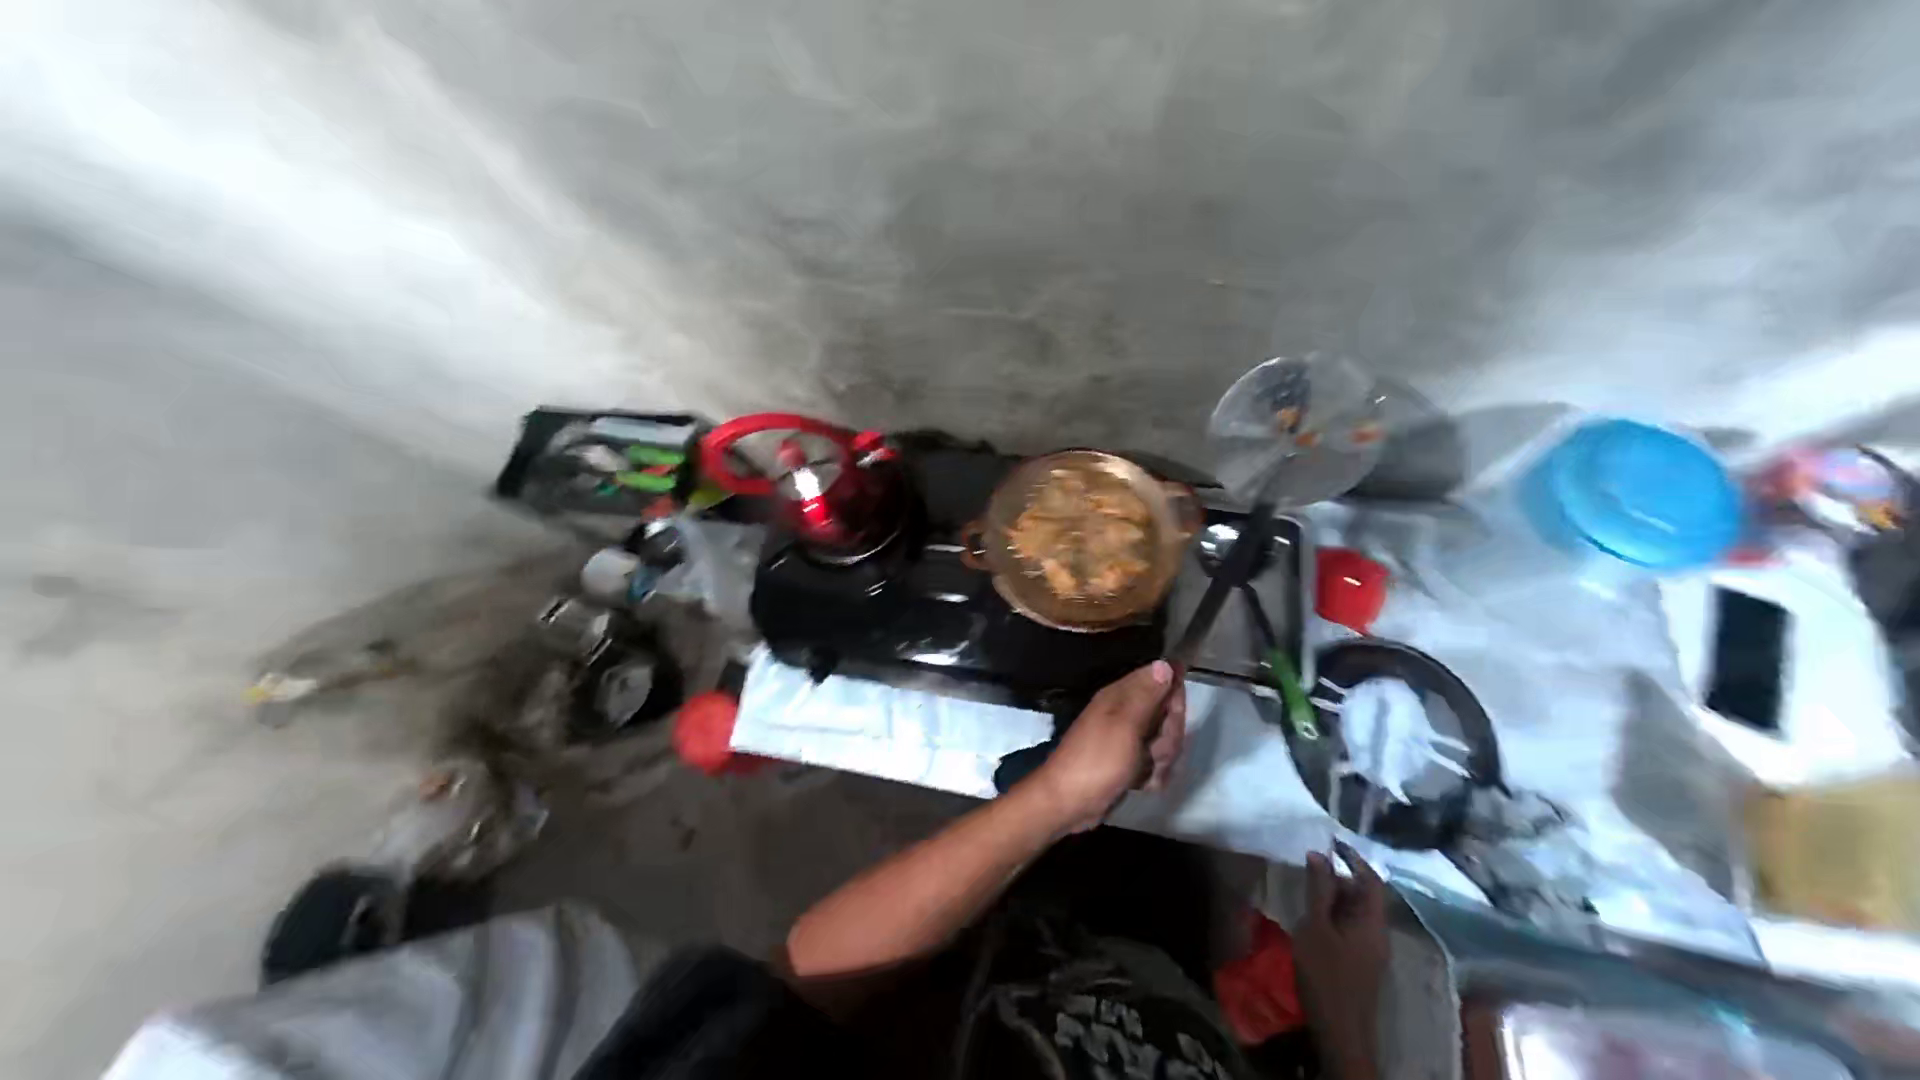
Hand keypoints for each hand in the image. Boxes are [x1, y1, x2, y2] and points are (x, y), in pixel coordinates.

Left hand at [1027, 661, 1185, 832]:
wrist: (1069, 803)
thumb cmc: (1097, 760)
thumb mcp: (1125, 725)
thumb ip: (1147, 694)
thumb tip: (1164, 662)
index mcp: (1121, 695)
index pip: (1161, 678)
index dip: (1174, 696)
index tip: (1172, 715)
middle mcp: (1125, 712)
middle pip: (1168, 713)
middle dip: (1169, 735)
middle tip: (1153, 749)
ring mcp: (1128, 738)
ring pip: (1165, 740)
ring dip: (1162, 759)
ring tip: (1145, 769)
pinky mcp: (1130, 761)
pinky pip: (1156, 762)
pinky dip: (1153, 775)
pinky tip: (1141, 784)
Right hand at [1296, 842, 1389, 1079]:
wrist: (1340, 1030)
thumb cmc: (1326, 974)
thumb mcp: (1316, 926)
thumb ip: (1318, 890)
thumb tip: (1319, 853)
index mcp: (1372, 923)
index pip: (1371, 880)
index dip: (1353, 858)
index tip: (1330, 840)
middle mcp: (1377, 933)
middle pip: (1364, 895)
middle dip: (1340, 875)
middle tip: (1310, 861)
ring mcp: (1370, 949)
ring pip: (1355, 911)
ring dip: (1334, 894)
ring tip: (1307, 882)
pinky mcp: (1359, 960)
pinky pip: (1349, 924)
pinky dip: (1333, 911)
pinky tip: (1312, 911)